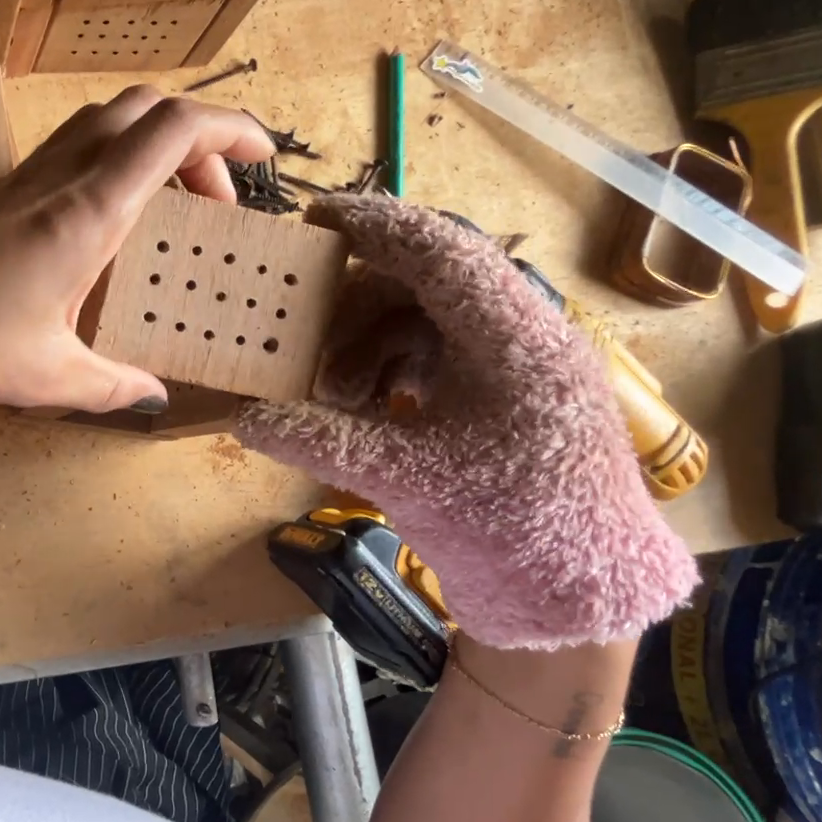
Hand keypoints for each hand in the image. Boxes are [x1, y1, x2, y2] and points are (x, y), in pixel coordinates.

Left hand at [0, 86, 274, 411]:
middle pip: (141, 110)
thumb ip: (109, 384)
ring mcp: (15, 183)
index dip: (233, 128)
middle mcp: (54, 179)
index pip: (175, 130)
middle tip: (211, 207)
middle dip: (196, 142)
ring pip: (99, 127)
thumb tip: (151, 395)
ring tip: (163, 220)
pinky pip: (64, 159)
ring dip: (147, 153)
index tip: (265, 157)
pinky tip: (97, 240)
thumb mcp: (42, 376)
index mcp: (84, 212)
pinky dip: (103, 174)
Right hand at [232, 195, 696, 648]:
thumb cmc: (510, 532)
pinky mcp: (502, 395)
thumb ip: (321, 440)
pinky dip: (387, 371)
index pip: (440, 250)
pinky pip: (432, 354)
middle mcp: (521, 337)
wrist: (579, 602)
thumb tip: (243, 419)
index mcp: (515, 340)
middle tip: (303, 333)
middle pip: (423, 282)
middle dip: (354, 306)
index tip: (313, 219)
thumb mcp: (405, 480)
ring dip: (365, 346)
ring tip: (331, 394)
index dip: (375, 226)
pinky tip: (364, 409)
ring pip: (423, 319)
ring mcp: (514, 366)